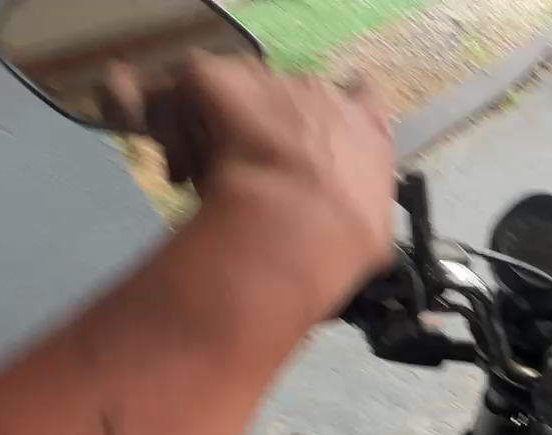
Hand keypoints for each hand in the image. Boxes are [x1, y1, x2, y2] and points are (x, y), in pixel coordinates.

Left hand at [104, 53, 397, 306]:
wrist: (300, 228)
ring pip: (237, 87)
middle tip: (259, 168)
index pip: (362, 94)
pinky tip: (178, 161)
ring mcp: (269, 81)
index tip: (321, 134)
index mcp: (368, 128)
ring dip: (223, 119)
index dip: (337, 106)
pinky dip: (175, 118)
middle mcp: (322, 93)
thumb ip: (363, 208)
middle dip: (273, 122)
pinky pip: (187, 87)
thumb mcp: (376, 229)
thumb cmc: (348, 240)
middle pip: (292, 93)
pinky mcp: (217, 78)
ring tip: (209, 170)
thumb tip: (355, 225)